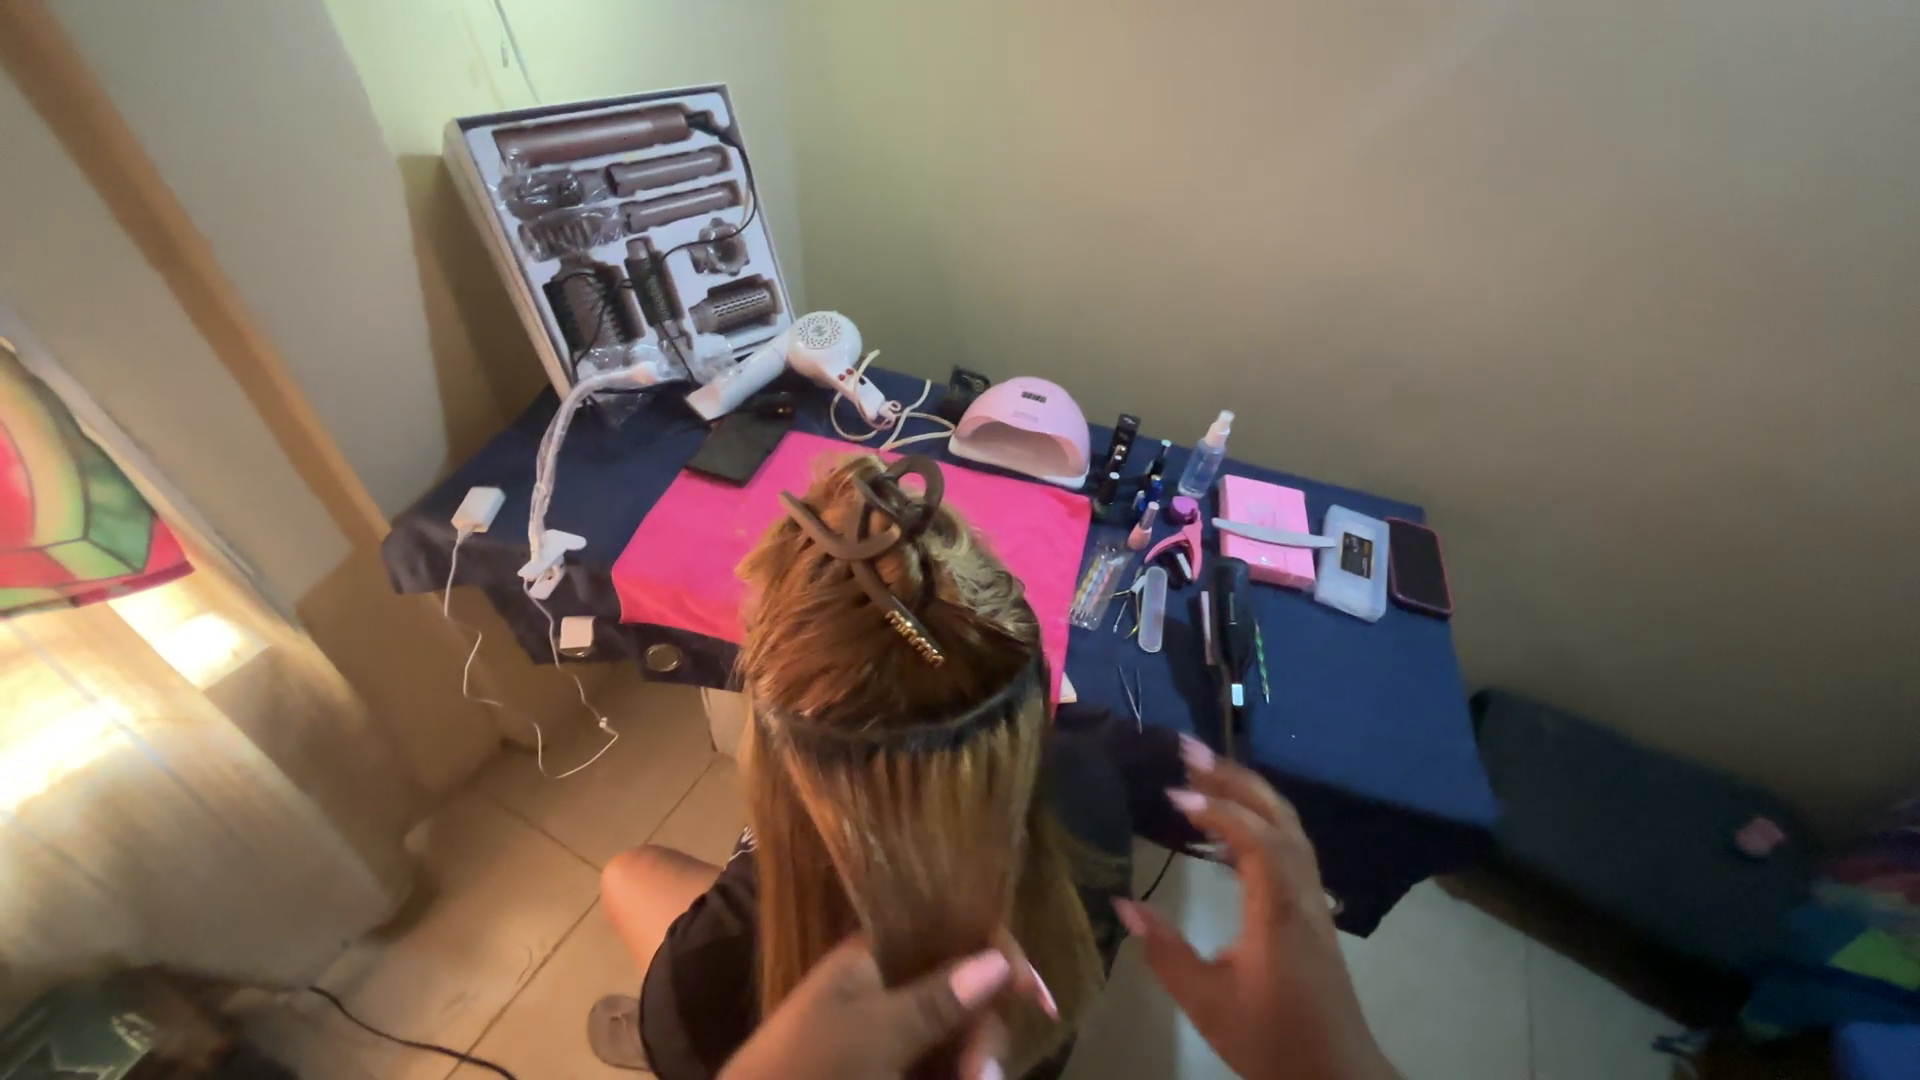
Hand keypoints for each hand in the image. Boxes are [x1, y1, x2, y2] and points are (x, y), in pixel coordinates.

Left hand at [717, 936, 1050, 1079]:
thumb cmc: (805, 1071)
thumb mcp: (873, 1035)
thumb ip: (936, 998)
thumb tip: (999, 958)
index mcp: (878, 954)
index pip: (952, 933)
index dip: (998, 955)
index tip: (1036, 998)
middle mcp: (891, 985)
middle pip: (965, 991)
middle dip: (982, 1034)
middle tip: (975, 1078)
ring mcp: (892, 1033)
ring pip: (958, 1037)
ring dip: (970, 1065)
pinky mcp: (894, 1069)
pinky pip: (941, 1064)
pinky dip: (953, 1075)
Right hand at [1113, 738, 1398, 1079]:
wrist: (1339, 1078)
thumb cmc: (1272, 1040)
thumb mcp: (1207, 1004)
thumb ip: (1165, 952)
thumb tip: (1123, 903)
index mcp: (1279, 912)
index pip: (1255, 840)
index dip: (1217, 810)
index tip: (1173, 795)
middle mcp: (1302, 891)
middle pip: (1277, 815)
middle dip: (1232, 776)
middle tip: (1187, 749)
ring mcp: (1312, 894)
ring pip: (1287, 822)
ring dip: (1246, 788)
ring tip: (1203, 767)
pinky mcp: (1311, 903)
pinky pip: (1289, 838)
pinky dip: (1259, 812)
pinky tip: (1228, 816)